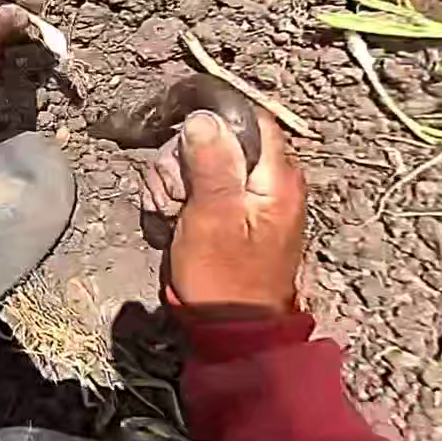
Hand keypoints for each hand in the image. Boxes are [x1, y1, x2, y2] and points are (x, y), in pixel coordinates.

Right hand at [140, 108, 306, 315]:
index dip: (211, 120)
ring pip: (189, 162)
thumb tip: (202, 118)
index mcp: (274, 177)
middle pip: (210, 140)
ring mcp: (238, 195)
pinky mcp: (218, 208)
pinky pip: (185, 185)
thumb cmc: (223, 273)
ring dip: (168, 181)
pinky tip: (167, 216)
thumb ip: (211, 165)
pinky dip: (168, 196)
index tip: (178, 137)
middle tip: (175, 193)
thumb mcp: (214, 217)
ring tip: (170, 211)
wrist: (226, 322)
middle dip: (178, 160)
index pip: (248, 121)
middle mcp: (260, 180)